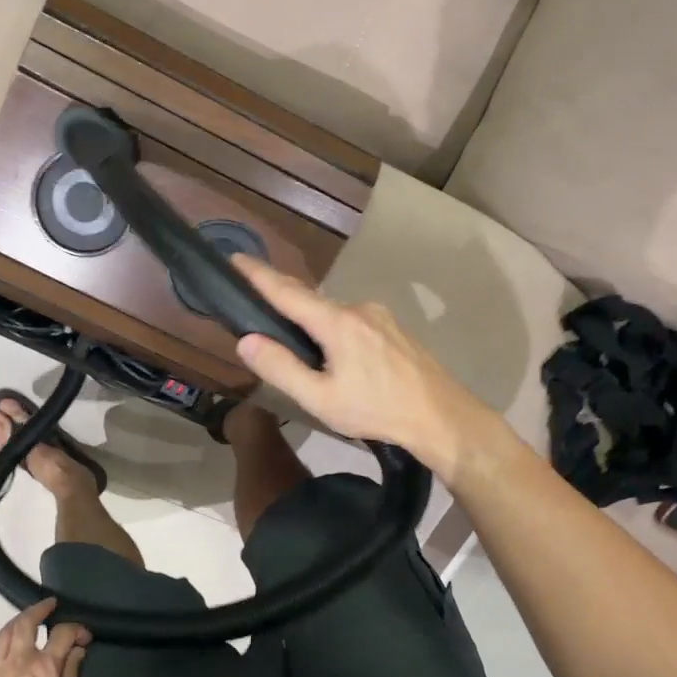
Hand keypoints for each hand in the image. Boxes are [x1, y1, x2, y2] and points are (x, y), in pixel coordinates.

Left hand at [0, 600, 90, 676]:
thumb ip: (71, 674)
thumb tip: (77, 650)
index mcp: (44, 666)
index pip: (62, 634)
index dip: (76, 629)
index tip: (85, 635)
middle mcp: (19, 660)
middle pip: (26, 622)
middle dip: (40, 609)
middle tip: (50, 605)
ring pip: (6, 632)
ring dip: (19, 619)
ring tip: (29, 617)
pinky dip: (7, 640)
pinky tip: (13, 645)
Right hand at [231, 254, 507, 479]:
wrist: (440, 417)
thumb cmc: (376, 410)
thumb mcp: (320, 399)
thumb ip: (281, 368)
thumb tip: (246, 340)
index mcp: (337, 323)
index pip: (287, 292)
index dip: (259, 275)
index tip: (235, 259)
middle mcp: (358, 308)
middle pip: (309, 298)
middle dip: (281, 296)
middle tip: (252, 298)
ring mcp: (379, 316)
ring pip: (332, 312)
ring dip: (309, 319)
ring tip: (290, 338)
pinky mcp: (392, 328)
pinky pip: (350, 320)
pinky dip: (331, 327)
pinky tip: (330, 352)